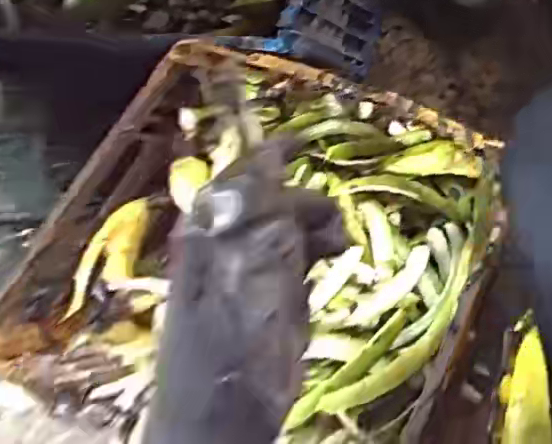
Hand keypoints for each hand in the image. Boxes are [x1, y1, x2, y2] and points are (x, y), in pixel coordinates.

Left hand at [144, 140, 347, 443]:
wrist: (226, 412)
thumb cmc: (237, 328)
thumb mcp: (251, 253)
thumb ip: (260, 201)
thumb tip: (267, 153)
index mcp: (213, 232)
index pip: (242, 175)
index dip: (272, 153)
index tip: (307, 140)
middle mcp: (228, 244)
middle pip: (276, 197)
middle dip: (309, 201)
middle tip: (332, 224)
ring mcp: (250, 269)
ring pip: (295, 223)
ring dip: (323, 225)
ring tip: (339, 247)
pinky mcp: (271, 292)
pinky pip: (303, 250)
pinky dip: (323, 248)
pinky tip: (335, 260)